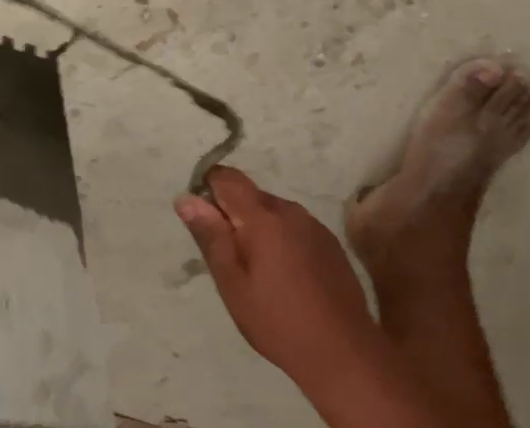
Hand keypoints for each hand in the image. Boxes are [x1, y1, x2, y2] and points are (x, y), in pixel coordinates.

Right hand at [175, 167, 384, 384]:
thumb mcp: (233, 284)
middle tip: (230, 260)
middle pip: (250, 195)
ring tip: (258, 273)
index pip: (226, 178)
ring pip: (274, 212)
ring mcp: (314, 226)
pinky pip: (295, 228)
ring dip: (259, 229)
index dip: (208, 191)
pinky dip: (282, 240)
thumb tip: (186, 198)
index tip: (204, 224)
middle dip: (234, 216)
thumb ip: (210, 237)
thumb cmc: (278, 321)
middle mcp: (290, 210)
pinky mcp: (331, 243)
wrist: (344, 352)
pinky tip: (286, 277)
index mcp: (263, 216)